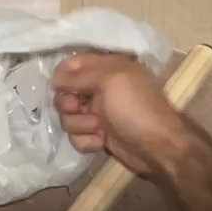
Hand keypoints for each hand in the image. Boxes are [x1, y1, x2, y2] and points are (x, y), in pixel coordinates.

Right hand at [52, 52, 189, 176]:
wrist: (156, 146)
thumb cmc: (135, 108)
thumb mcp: (109, 80)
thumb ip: (78, 75)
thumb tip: (55, 79)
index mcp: (107, 69)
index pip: (73, 64)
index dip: (63, 76)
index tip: (61, 87)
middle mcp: (100, 89)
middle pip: (65, 94)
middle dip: (68, 105)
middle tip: (78, 108)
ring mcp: (99, 113)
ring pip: (68, 118)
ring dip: (80, 125)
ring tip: (99, 128)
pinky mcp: (98, 135)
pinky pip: (77, 136)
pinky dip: (87, 141)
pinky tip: (102, 142)